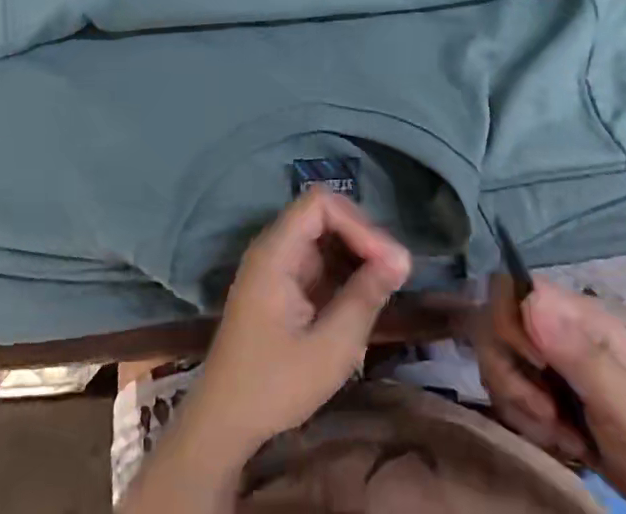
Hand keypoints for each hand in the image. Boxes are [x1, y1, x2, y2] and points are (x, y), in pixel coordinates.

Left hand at [182, 190, 412, 452]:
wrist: (223, 422)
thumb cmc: (274, 385)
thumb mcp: (330, 347)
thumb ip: (365, 297)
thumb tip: (401, 258)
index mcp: (275, 253)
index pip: (320, 204)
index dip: (358, 223)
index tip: (387, 260)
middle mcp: (273, 250)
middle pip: (324, 216)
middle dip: (363, 237)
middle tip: (395, 272)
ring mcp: (276, 267)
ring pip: (324, 238)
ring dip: (357, 254)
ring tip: (387, 284)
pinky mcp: (281, 287)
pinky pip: (319, 262)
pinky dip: (345, 272)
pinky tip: (366, 295)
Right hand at [475, 278, 625, 513]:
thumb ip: (581, 356)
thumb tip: (530, 299)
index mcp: (586, 319)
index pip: (516, 289)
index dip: (509, 323)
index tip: (535, 367)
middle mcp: (563, 331)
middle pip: (497, 328)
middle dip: (512, 378)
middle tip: (549, 416)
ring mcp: (555, 363)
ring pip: (499, 364)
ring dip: (521, 408)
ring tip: (564, 437)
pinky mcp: (549, 394)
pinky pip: (510, 396)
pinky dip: (527, 424)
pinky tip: (563, 444)